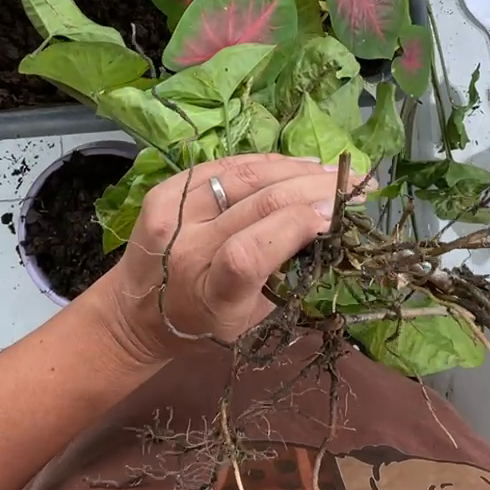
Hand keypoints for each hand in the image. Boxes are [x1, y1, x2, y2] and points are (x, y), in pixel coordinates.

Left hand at [80, 154, 345, 368]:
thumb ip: (285, 274)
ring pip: (242, 176)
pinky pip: (221, 166)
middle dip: (312, 188)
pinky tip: (292, 162)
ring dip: (293, 168)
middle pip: (257, 203)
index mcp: (209, 292)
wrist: (135, 314)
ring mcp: (170, 215)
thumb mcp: (251, 319)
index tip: (337, 215)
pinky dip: (262, 162)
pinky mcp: (163, 193)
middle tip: (353, 183)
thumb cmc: (202, 327)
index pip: (253, 250)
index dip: (299, 224)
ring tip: (329, 170)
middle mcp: (187, 248)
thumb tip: (325, 223)